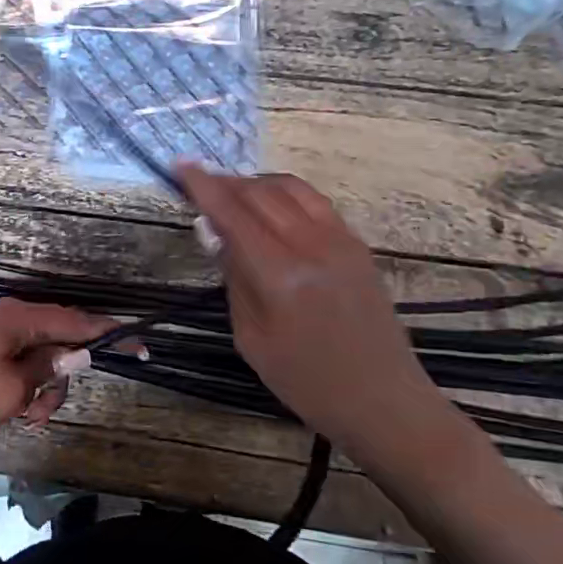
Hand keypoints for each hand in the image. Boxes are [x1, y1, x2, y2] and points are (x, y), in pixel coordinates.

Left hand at [0, 298, 109, 447]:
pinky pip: (11, 362)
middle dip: (60, 379)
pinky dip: (17, 386)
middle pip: (57, 341)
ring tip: (18, 419)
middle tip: (41, 415)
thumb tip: (80, 353)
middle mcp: (6, 315)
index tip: (144, 348)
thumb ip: (51, 369)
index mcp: (20, 316)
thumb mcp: (10, 390)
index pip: (80, 322)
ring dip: (37, 389)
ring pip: (34, 357)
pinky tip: (3, 411)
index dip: (113, 335)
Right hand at [179, 166, 444, 446]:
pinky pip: (314, 201)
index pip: (233, 213)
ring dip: (255, 183)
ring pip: (289, 187)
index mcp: (280, 274)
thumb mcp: (252, 338)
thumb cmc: (306, 381)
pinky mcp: (356, 243)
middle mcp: (311, 244)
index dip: (203, 185)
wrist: (382, 398)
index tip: (180, 165)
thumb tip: (217, 232)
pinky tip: (271, 206)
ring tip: (233, 193)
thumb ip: (235, 277)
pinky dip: (284, 193)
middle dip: (225, 183)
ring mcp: (339, 239)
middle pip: (259, 193)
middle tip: (200, 185)